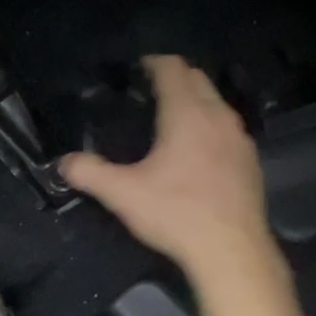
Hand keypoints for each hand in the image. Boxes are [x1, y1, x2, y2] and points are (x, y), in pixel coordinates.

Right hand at [60, 55, 270, 274]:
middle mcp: (218, 116)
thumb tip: (64, 162)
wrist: (231, 251)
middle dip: (175, 78)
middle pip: (198, 79)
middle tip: (150, 92)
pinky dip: (211, 129)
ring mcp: (239, 139)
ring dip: (196, 102)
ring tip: (172, 120)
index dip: (152, 63)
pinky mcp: (250, 162)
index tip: (136, 69)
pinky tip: (198, 153)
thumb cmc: (176, 214)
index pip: (172, 68)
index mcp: (187, 114)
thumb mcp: (123, 195)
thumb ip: (90, 173)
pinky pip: (228, 131)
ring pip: (217, 104)